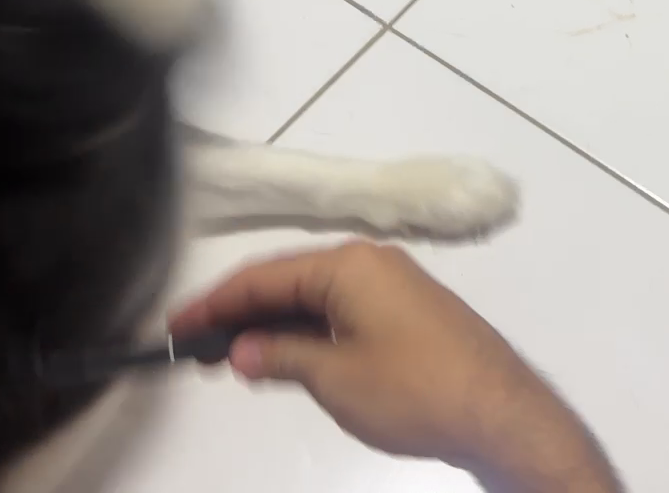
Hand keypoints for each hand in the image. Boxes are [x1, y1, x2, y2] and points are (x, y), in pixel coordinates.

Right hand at [170, 241, 618, 492]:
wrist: (495, 406)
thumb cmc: (411, 387)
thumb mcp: (334, 376)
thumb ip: (281, 356)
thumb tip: (239, 347)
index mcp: (351, 264)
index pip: (268, 274)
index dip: (217, 300)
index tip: (173, 326)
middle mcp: (373, 261)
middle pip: (293, 277)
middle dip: (243, 308)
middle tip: (193, 344)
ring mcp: (394, 283)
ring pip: (318, 293)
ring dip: (275, 319)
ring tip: (228, 353)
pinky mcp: (408, 307)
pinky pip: (344, 306)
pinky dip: (309, 326)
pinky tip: (286, 354)